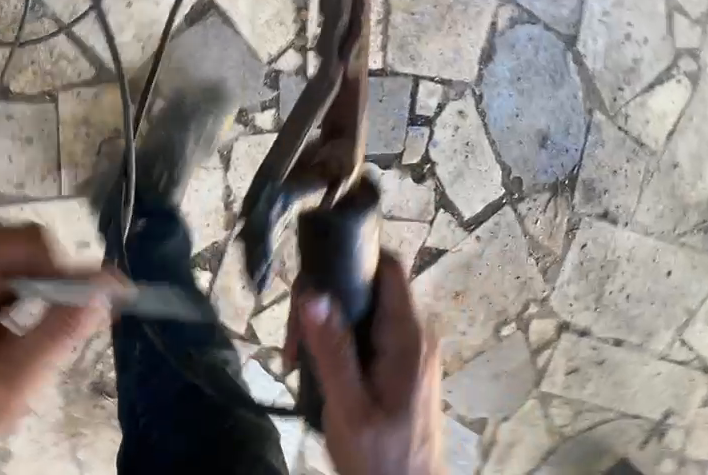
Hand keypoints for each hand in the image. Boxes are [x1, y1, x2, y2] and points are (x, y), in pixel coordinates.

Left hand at [0, 226, 111, 474]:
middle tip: (79, 321)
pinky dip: (4, 293)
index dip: (75, 268)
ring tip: (33, 335)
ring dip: (27, 289)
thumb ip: (61, 329)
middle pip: (16, 246)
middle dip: (49, 282)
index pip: (31, 244)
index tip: (115, 293)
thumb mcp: (9, 380)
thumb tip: (108, 288)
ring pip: (3, 256)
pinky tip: (3, 331)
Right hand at [285, 253, 441, 474]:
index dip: (352, 253)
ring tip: (295, 354)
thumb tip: (312, 291)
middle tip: (293, 333)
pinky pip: (364, 331)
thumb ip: (332, 349)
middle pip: (366, 285)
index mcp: (408, 338)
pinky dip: (336, 338)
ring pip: (360, 308)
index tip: (312, 267)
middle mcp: (414, 335)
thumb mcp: (350, 408)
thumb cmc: (381, 461)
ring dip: (324, 320)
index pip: (388, 267)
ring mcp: (408, 350)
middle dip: (324, 297)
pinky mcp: (398, 366)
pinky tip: (311, 363)